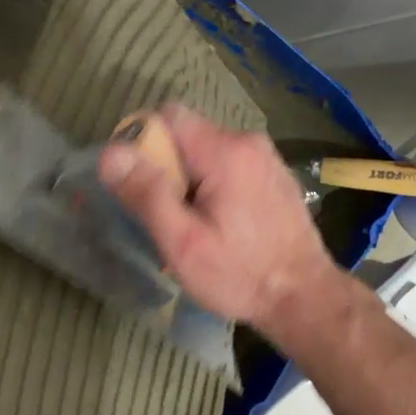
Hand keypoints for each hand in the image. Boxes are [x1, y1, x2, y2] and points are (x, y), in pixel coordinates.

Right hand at [98, 104, 339, 330]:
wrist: (305, 298)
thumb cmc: (241, 276)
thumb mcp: (184, 243)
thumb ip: (147, 195)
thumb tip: (111, 154)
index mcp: (226, 151)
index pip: (168, 116)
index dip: (143, 143)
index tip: (140, 187)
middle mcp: (249, 142)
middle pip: (187, 135)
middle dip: (167, 170)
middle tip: (168, 219)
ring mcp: (266, 158)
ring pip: (206, 153)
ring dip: (189, 182)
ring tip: (194, 227)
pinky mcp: (273, 177)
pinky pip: (228, 167)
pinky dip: (213, 188)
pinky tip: (220, 227)